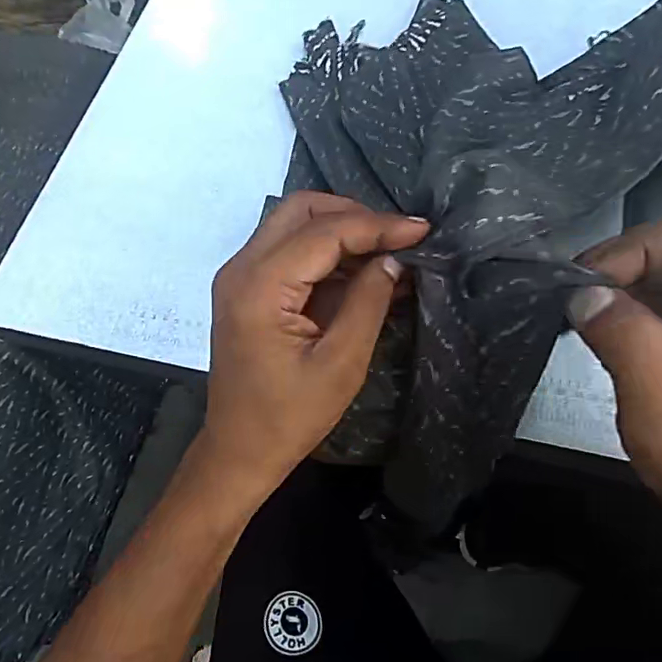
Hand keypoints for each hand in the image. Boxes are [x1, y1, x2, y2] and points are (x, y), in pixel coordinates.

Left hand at [199, 192, 429, 496]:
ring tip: (390, 253)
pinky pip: (290, 253)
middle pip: (302, 211)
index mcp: (261, 287)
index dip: (378, 226)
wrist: (240, 450)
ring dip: (343, 232)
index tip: (422, 230)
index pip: (325, 232)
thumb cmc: (290, 417)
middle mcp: (241, 268)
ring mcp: (240, 277)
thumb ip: (368, 303)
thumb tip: (393, 261)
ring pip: (295, 225)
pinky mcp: (247, 291)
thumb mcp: (341, 364)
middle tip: (400, 238)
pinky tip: (365, 273)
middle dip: (357, 216)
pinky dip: (328, 255)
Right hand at [568, 207, 661, 542]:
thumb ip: (627, 342)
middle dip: (629, 260)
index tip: (589, 286)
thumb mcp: (660, 411)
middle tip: (583, 297)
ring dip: (628, 279)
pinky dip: (635, 297)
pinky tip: (612, 326)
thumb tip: (585, 293)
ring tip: (592, 313)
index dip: (639, 247)